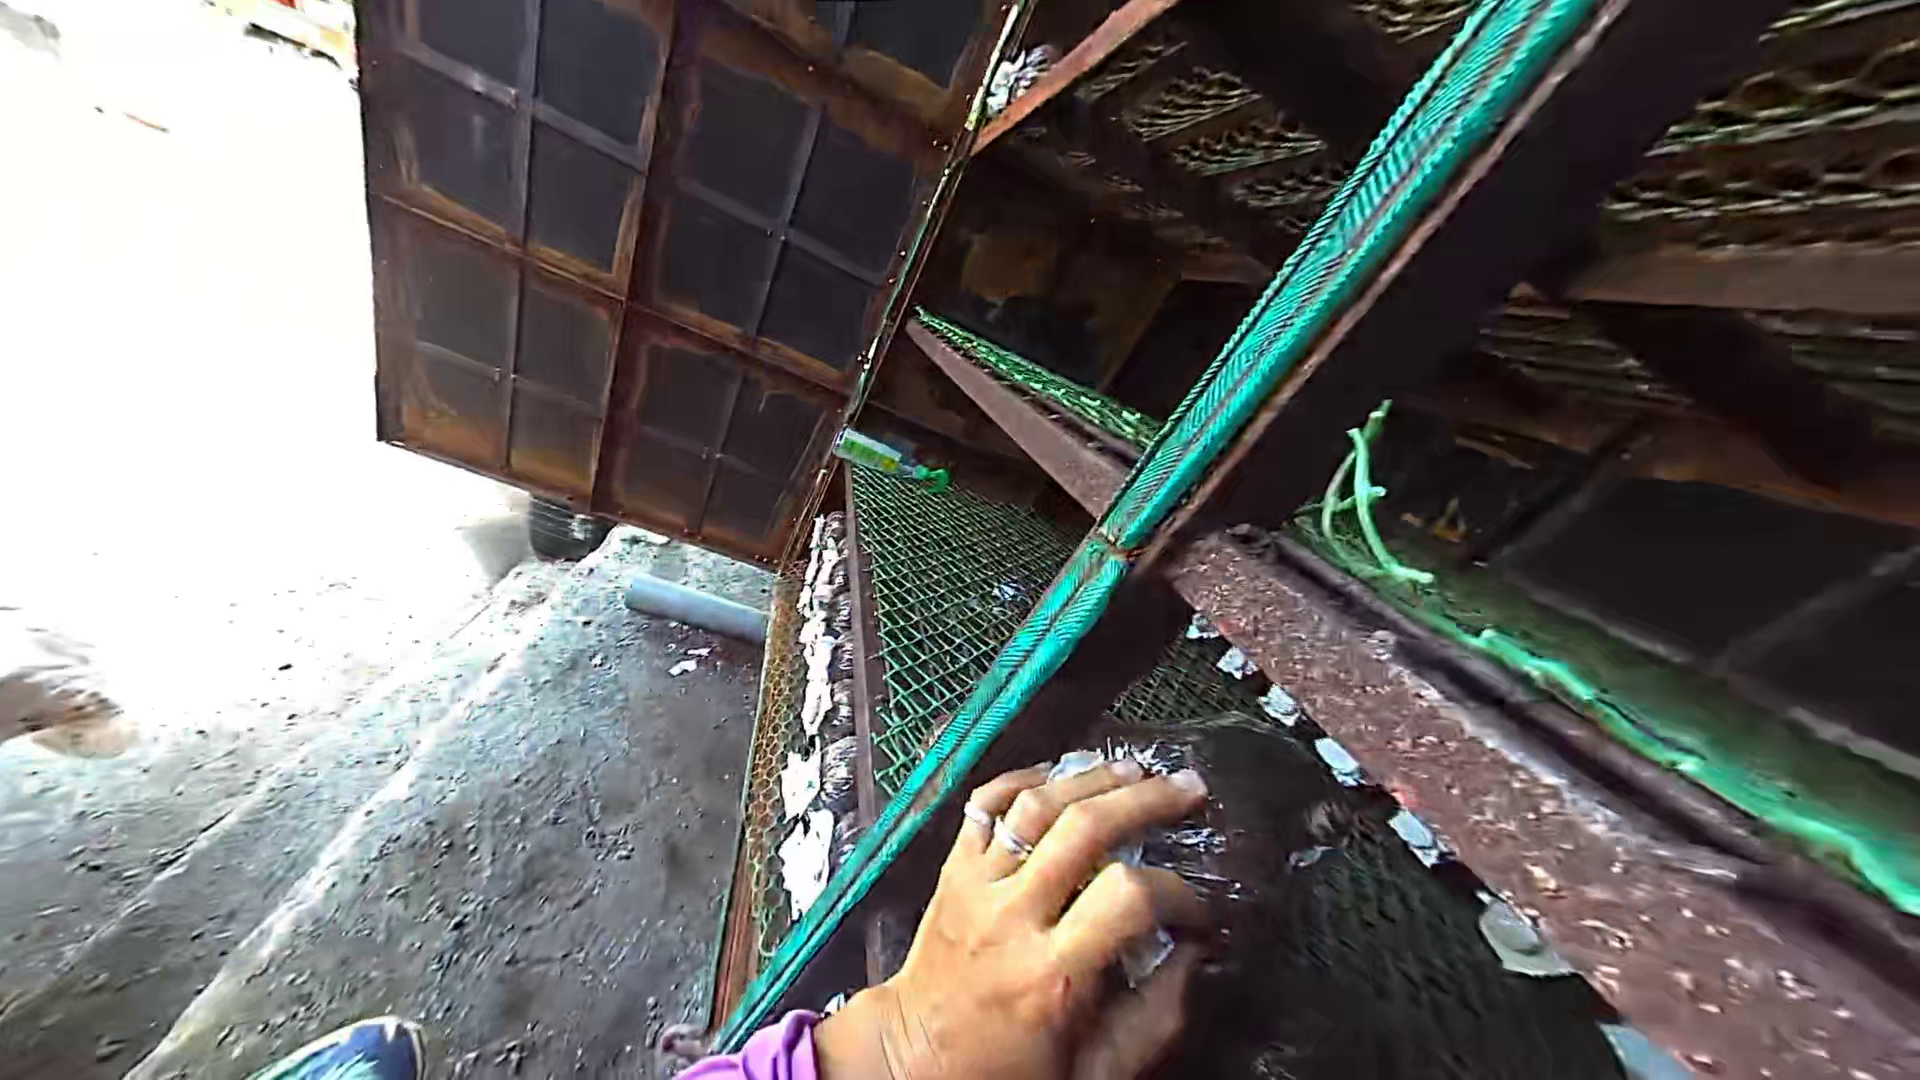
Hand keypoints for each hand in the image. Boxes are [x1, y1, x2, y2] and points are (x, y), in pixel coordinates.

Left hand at [814, 760, 1210, 1079]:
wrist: (916, 1057)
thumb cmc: (1012, 1070)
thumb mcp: (1095, 1071)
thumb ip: (1156, 1015)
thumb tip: (1195, 946)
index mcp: (1051, 974)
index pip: (1127, 899)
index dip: (1177, 894)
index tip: (1198, 909)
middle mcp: (1012, 913)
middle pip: (1082, 828)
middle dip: (1143, 800)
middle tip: (1187, 787)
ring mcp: (976, 880)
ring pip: (1034, 804)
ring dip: (1087, 778)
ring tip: (1131, 768)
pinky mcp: (954, 864)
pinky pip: (984, 803)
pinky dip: (1021, 778)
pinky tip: (1056, 773)